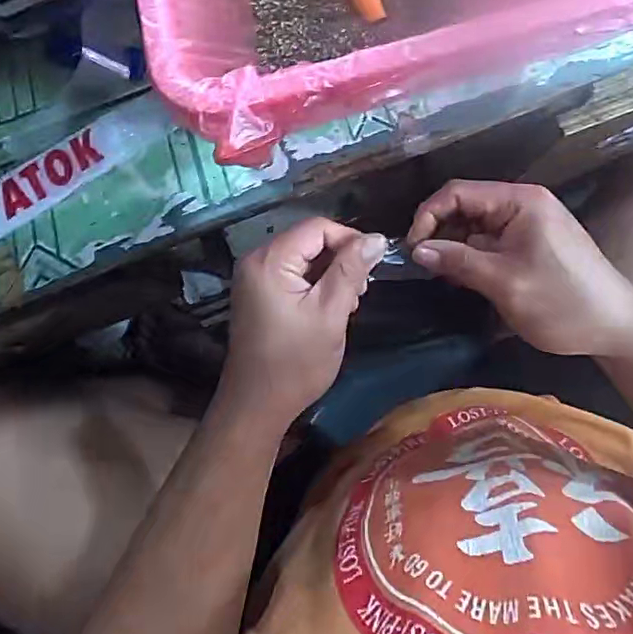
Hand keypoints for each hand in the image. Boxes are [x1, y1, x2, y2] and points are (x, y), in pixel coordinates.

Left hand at [220, 217, 385, 426]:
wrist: (256, 406)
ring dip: (331, 272)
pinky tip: (330, 307)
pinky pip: (293, 273)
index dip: (350, 239)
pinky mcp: (259, 293)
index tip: (372, 266)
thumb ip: (351, 270)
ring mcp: (255, 277)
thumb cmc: (295, 363)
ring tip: (348, 302)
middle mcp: (257, 260)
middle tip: (361, 290)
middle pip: (309, 239)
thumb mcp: (330, 313)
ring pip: (304, 256)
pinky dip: (316, 283)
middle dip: (341, 258)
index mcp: (270, 261)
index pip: (317, 228)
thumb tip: (377, 238)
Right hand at [406, 180, 632, 355]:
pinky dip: (471, 255)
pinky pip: (489, 239)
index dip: (428, 215)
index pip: (458, 192)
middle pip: (465, 205)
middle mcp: (522, 203)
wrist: (616, 326)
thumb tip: (416, 250)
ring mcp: (527, 222)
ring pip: (474, 224)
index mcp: (520, 201)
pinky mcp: (530, 241)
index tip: (412, 249)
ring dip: (454, 245)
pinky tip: (462, 276)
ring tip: (441, 274)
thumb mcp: (505, 283)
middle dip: (439, 231)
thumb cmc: (563, 302)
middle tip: (423, 265)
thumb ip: (459, 262)